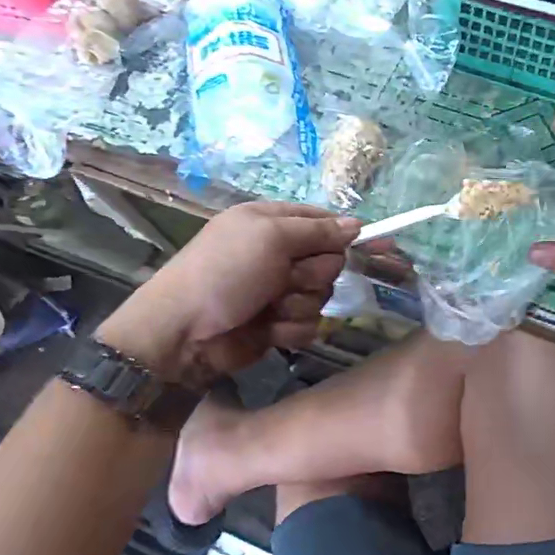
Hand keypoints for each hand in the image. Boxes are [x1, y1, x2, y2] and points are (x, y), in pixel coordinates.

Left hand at [95, 202, 357, 381]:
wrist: (184, 334)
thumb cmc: (224, 273)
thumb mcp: (270, 237)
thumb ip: (317, 230)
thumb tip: (357, 224)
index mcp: (272, 222)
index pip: (322, 220)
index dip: (344, 232)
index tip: (371, 243)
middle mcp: (278, 254)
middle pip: (329, 260)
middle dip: (312, 273)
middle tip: (285, 278)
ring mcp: (279, 291)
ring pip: (322, 295)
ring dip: (298, 304)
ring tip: (269, 307)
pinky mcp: (279, 324)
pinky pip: (309, 324)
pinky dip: (290, 328)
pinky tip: (269, 330)